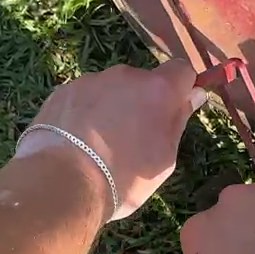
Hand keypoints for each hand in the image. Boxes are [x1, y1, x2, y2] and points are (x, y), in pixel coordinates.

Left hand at [16, 61, 202, 219]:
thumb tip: (193, 95)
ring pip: (111, 90)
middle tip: (135, 140)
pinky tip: (78, 143)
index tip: (176, 111)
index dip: (182, 88)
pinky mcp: (61, 92)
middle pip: (143, 82)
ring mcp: (89, 81)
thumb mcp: (163, 160)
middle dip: (144, 103)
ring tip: (100, 146)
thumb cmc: (123, 178)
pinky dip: (85, 115)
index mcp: (157, 90)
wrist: (61, 183)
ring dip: (112, 109)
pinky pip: (83, 99)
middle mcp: (124, 76)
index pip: (182, 70)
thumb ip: (178, 122)